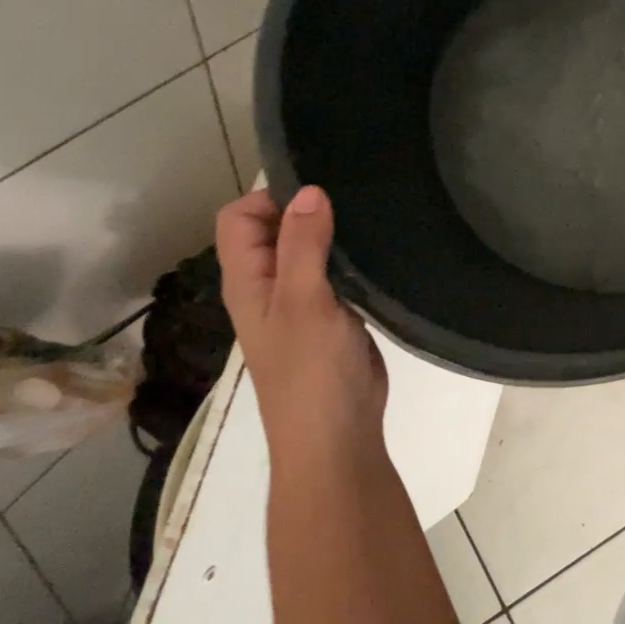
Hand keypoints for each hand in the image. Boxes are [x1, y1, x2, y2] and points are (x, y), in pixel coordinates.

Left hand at [217, 186, 387, 465]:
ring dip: (336, 232)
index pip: (239, 218)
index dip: (271, 197)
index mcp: (248, 281)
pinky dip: (355, 257)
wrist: (336, 435)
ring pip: (312, 249)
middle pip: (276, 229)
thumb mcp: (304, 302)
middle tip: (358, 196)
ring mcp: (303, 302)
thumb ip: (304, 246)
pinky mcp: (337, 314)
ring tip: (377, 217)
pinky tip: (384, 251)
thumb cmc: (311, 371)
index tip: (321, 191)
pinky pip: (339, 272)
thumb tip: (308, 190)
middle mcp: (270, 286)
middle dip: (309, 207)